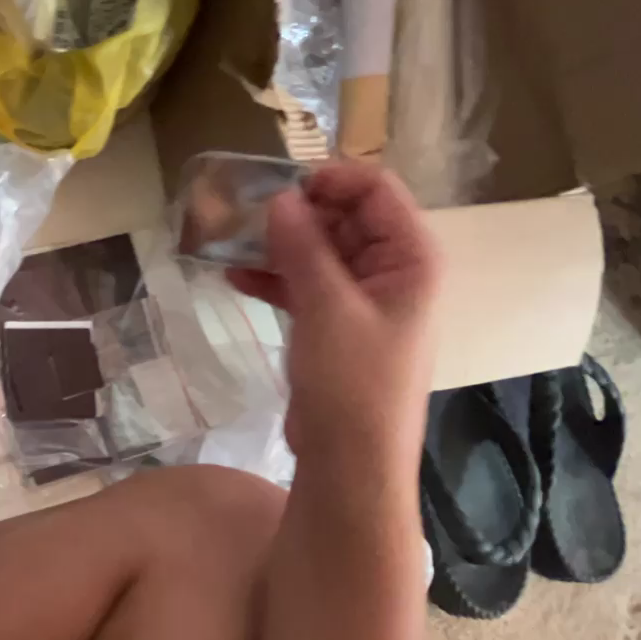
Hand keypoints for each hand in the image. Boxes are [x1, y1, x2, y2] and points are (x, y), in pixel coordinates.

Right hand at [229, 162, 439, 466]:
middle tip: (242, 216)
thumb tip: (279, 199)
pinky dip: (273, 280)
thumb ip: (303, 249)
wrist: (349, 459)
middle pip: (344, 220)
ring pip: (319, 255)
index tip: (276, 188)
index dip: (329, 181)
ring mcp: (360, 301)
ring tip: (230, 244)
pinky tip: (234, 277)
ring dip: (278, 248)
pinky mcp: (333, 327)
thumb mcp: (327, 309)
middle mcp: (391, 271)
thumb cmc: (352, 382)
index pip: (376, 192)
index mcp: (410, 257)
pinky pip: (304, 288)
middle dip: (296, 215)